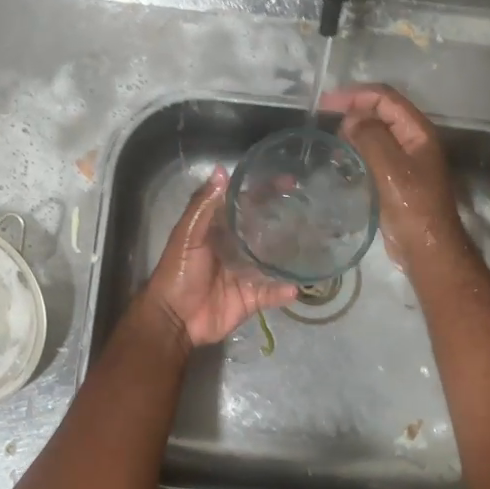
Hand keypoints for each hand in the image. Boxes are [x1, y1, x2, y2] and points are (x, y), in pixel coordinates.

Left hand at [142, 167, 298, 347]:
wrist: (174, 318)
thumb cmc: (179, 273)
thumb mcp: (187, 235)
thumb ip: (203, 205)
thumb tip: (221, 170)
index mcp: (219, 231)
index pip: (246, 206)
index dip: (265, 193)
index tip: (290, 182)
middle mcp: (235, 249)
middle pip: (264, 232)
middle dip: (286, 222)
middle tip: (313, 212)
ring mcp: (245, 275)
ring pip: (273, 262)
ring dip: (290, 256)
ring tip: (315, 246)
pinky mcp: (250, 299)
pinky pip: (272, 293)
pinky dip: (285, 290)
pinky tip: (298, 285)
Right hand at [320, 84, 467, 273]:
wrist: (426, 248)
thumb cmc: (412, 207)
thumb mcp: (391, 169)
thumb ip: (371, 137)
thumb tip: (352, 118)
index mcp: (417, 132)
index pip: (385, 98)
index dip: (355, 95)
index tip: (325, 103)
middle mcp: (412, 141)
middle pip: (380, 113)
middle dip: (352, 111)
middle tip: (324, 124)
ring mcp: (404, 161)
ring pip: (375, 136)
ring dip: (352, 134)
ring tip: (328, 143)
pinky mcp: (394, 180)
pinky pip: (372, 157)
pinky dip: (355, 154)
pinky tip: (338, 164)